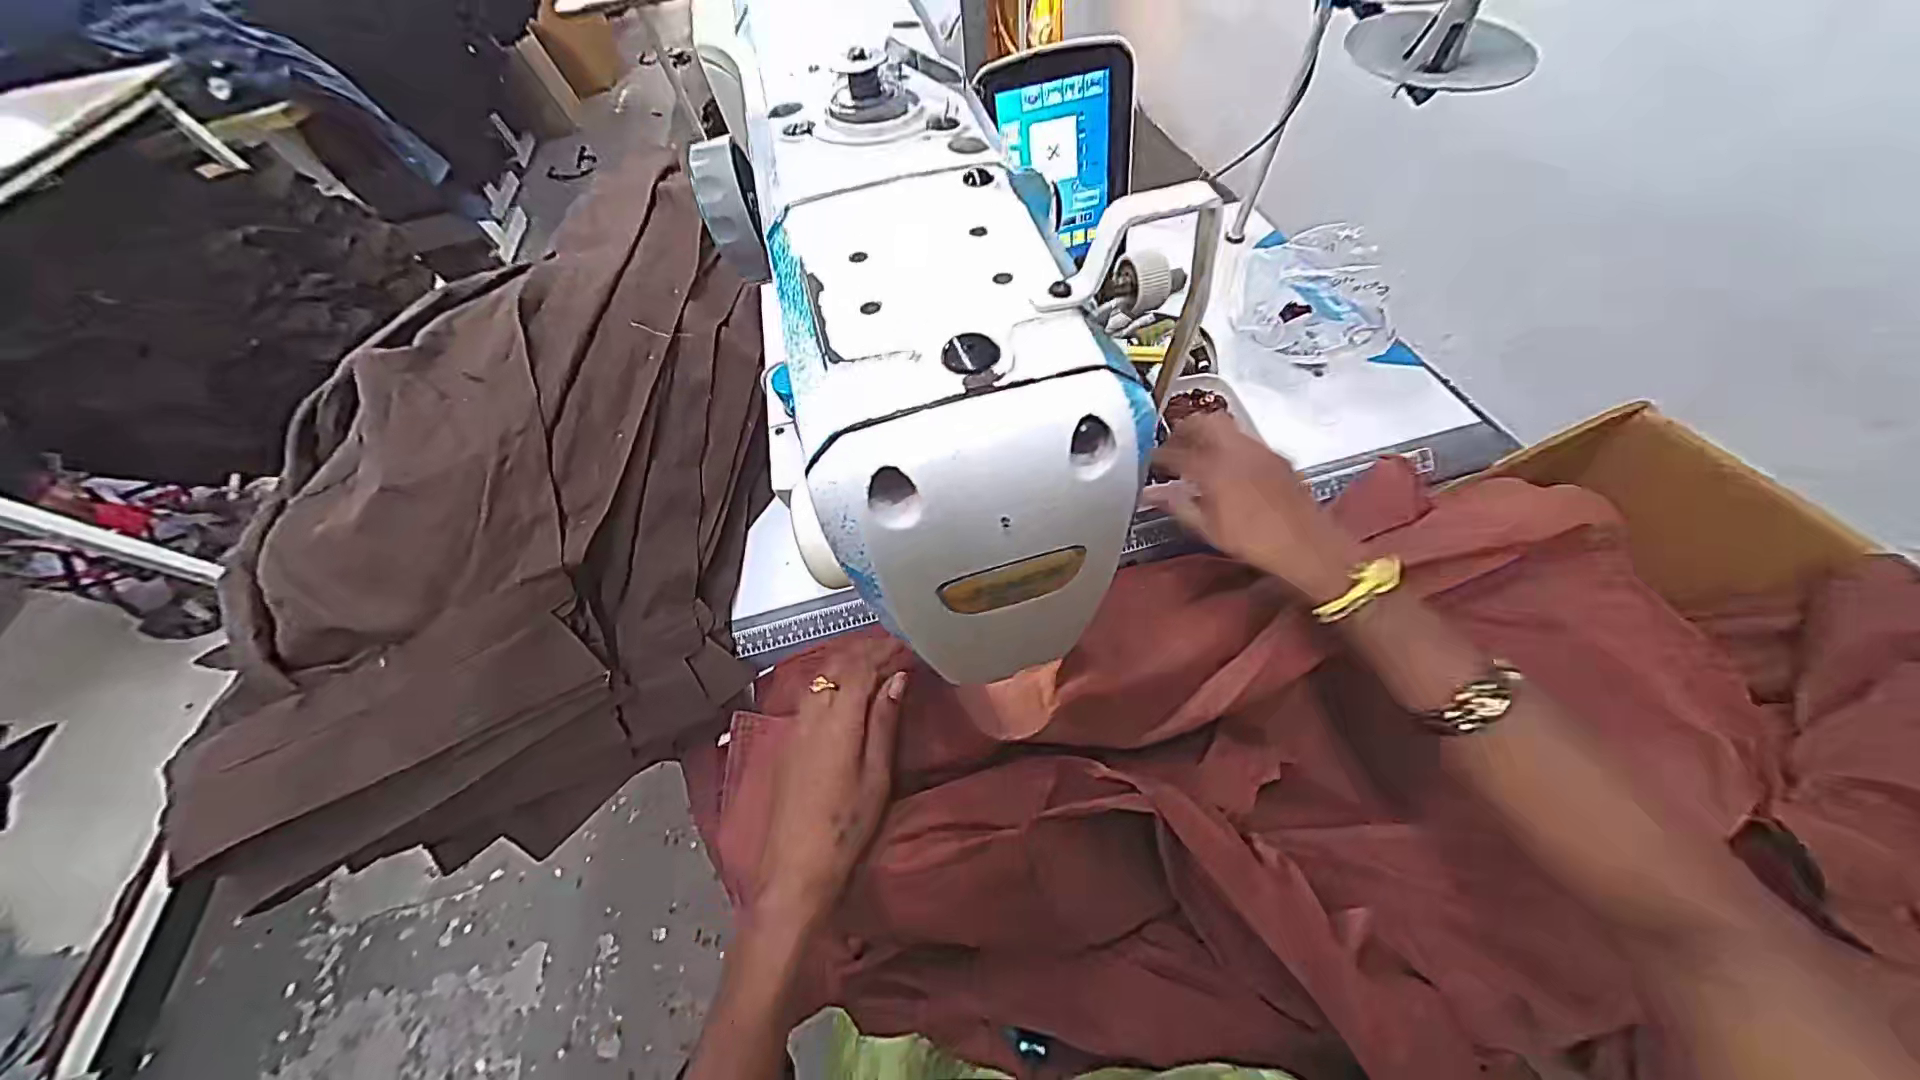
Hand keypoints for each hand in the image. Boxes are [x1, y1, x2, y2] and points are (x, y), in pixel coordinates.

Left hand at [754, 637, 911, 934]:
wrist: (795, 869)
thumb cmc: (846, 828)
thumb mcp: (877, 775)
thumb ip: (884, 721)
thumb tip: (897, 679)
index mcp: (837, 720)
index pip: (860, 666)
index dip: (884, 650)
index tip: (907, 644)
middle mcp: (810, 714)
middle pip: (837, 665)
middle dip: (866, 650)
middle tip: (896, 648)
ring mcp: (795, 727)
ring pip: (822, 677)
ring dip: (848, 662)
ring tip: (876, 663)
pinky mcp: (788, 741)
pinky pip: (812, 693)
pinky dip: (834, 680)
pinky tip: (848, 690)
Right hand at [1145, 413, 1362, 603]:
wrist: (1306, 544)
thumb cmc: (1254, 541)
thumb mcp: (1208, 528)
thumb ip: (1177, 504)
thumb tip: (1152, 494)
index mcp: (1213, 468)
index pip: (1175, 452)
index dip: (1158, 456)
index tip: (1150, 462)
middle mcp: (1235, 450)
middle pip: (1202, 421)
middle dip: (1182, 430)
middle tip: (1173, 446)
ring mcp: (1259, 449)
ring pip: (1225, 426)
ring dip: (1206, 434)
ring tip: (1197, 455)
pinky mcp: (1275, 456)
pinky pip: (1244, 440)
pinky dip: (1227, 445)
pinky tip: (1225, 467)